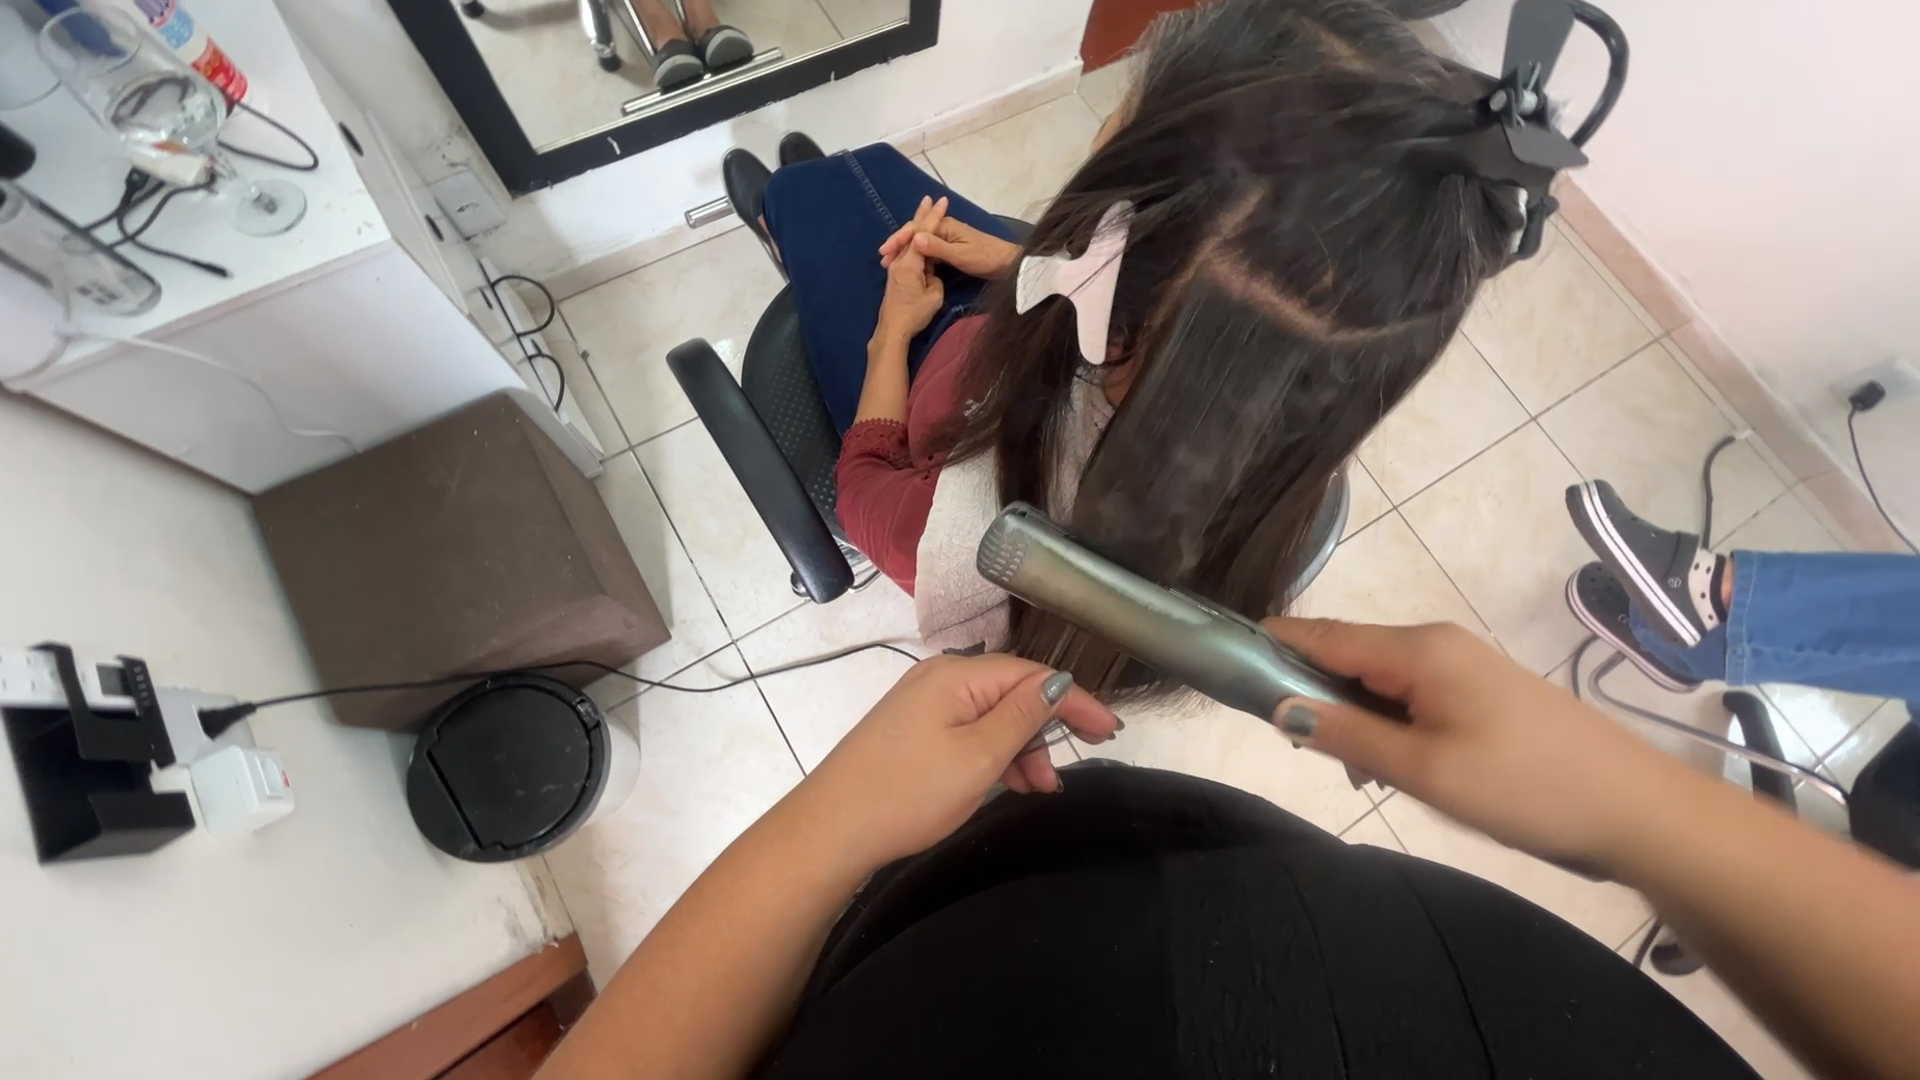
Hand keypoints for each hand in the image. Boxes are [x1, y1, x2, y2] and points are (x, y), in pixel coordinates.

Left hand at [793, 654, 1119, 867]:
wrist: (831, 829)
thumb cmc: (910, 792)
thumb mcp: (978, 757)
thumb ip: (1023, 715)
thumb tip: (1059, 681)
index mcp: (958, 675)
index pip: (1033, 675)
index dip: (1075, 699)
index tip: (1111, 730)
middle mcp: (940, 677)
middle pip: (1011, 693)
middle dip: (1043, 730)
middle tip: (1061, 776)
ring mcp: (922, 701)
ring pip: (990, 715)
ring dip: (1018, 747)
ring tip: (1035, 789)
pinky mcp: (912, 726)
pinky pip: (967, 729)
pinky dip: (991, 753)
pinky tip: (1004, 781)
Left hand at [873, 198, 947, 343]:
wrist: (892, 329)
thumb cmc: (914, 314)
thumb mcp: (934, 296)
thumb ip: (936, 278)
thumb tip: (932, 273)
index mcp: (910, 263)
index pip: (924, 235)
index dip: (934, 217)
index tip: (943, 202)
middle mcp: (900, 261)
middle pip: (912, 233)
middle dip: (922, 215)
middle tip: (929, 198)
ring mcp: (895, 267)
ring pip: (908, 241)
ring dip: (918, 227)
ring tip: (925, 212)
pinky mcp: (895, 275)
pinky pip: (906, 251)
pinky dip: (914, 240)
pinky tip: (917, 239)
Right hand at [879, 202, 1022, 278]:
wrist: (1006, 264)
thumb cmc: (985, 258)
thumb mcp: (960, 255)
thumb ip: (938, 248)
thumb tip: (915, 239)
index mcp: (945, 226)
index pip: (915, 230)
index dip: (899, 240)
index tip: (885, 253)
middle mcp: (944, 229)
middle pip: (915, 234)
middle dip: (899, 245)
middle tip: (883, 260)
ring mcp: (947, 239)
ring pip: (920, 243)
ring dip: (906, 252)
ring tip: (891, 263)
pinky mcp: (950, 249)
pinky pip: (928, 251)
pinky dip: (917, 257)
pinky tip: (909, 266)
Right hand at [1262, 617, 1673, 867]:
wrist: (1647, 816)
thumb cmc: (1529, 788)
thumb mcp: (1425, 770)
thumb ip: (1345, 734)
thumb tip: (1276, 707)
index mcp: (1415, 650)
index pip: (1317, 635)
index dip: (1268, 648)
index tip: (1227, 673)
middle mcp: (1430, 642)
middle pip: (1341, 652)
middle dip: (1307, 690)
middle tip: (1295, 741)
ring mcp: (1456, 662)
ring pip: (1370, 675)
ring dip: (1346, 711)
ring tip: (1351, 765)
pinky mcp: (1473, 686)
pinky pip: (1403, 691)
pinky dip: (1381, 718)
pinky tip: (1390, 761)